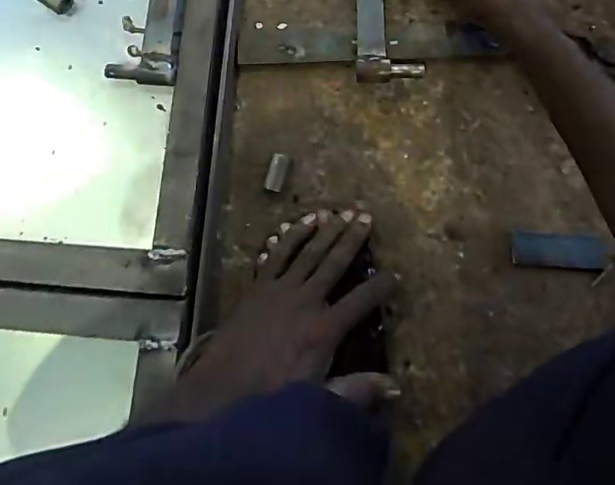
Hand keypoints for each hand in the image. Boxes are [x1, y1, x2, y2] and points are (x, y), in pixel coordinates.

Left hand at [141, 210, 398, 423]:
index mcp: (323, 329)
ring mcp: (279, 290)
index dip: (380, 287)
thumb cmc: (269, 400)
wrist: (218, 393)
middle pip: (334, 263)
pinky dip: (289, 238)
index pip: (361, 301)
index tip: (395, 274)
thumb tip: (394, 385)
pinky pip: (277, 256)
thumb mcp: (316, 402)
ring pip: (307, 252)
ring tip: (337, 212)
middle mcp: (305, 301)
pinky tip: (297, 224)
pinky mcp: (258, 288)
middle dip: (351, 238)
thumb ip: (355, 391)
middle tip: (365, 216)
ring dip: (324, 231)